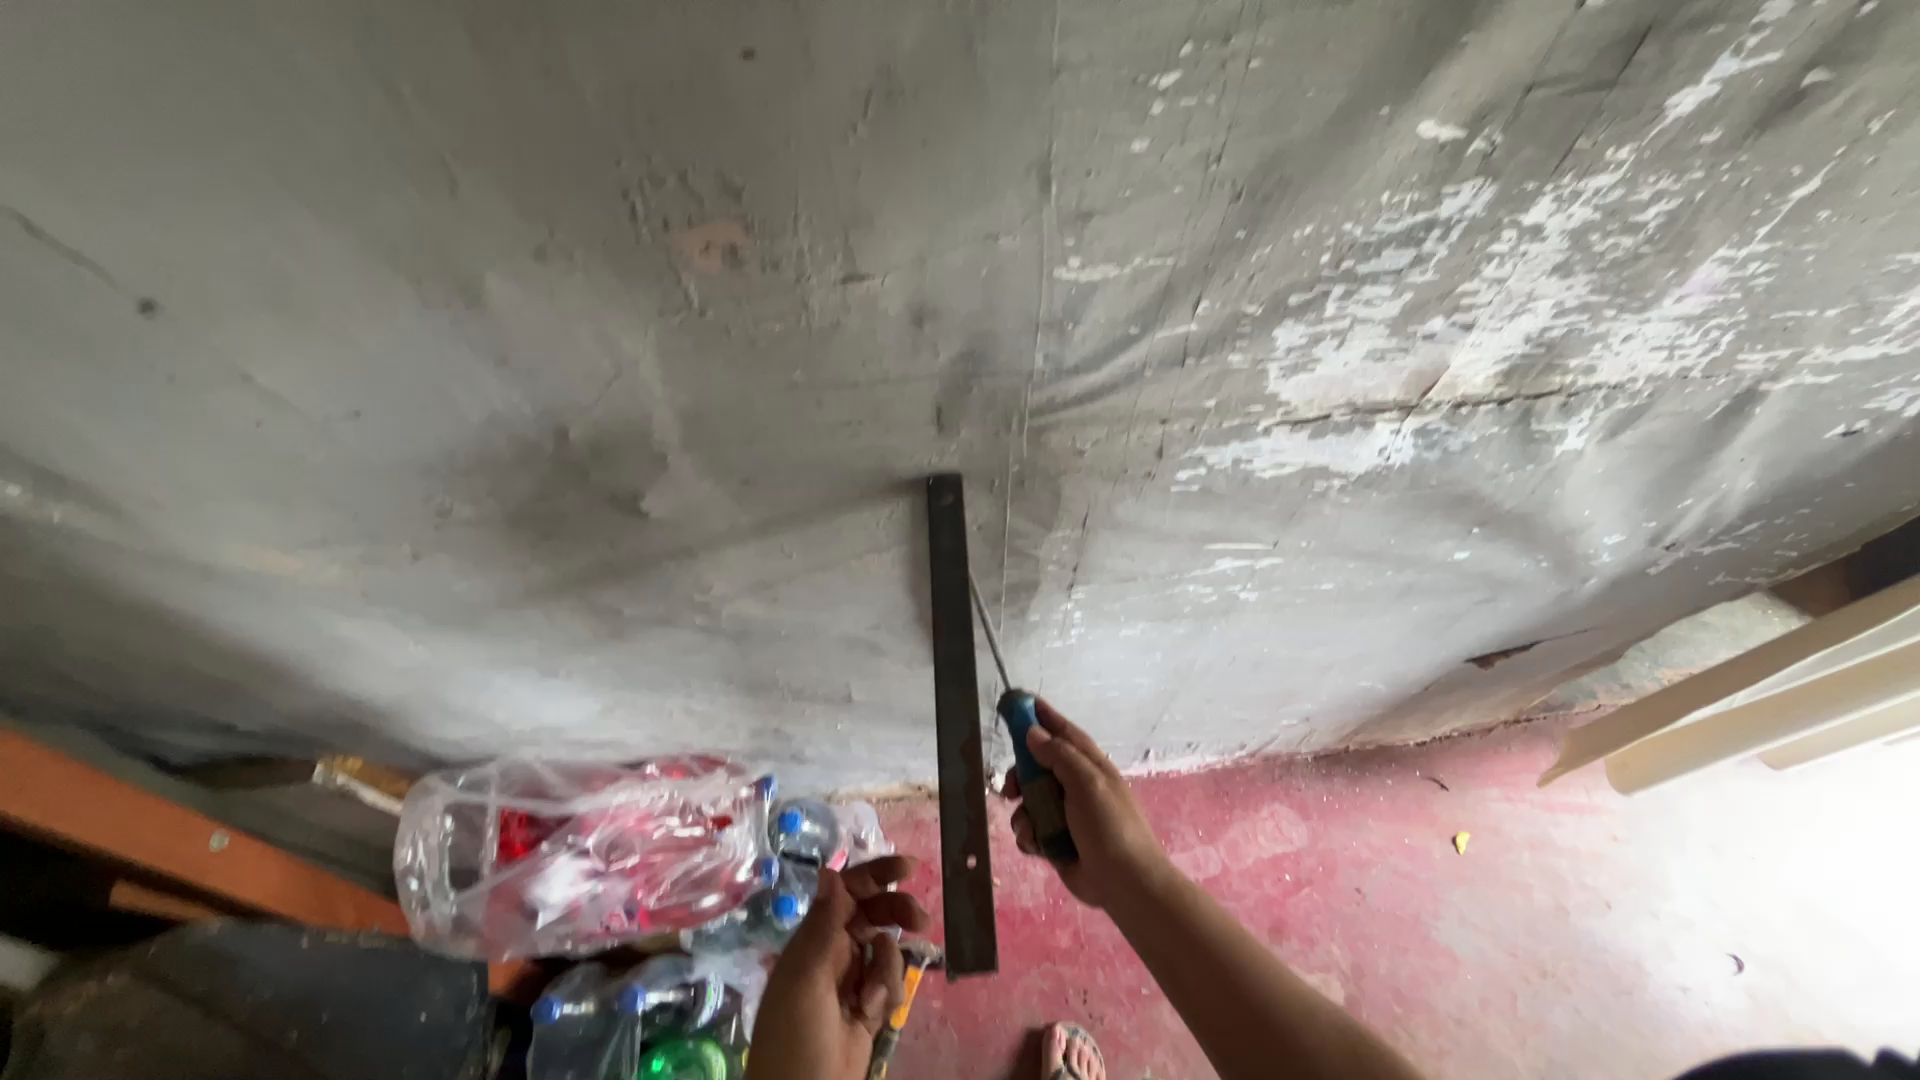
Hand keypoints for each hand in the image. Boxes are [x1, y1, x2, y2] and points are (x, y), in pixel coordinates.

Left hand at [746, 857, 930, 1079]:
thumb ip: (822, 926)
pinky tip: (875, 1015)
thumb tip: (829, 870)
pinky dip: (890, 992)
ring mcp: (851, 981)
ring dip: (889, 968)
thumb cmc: (797, 1040)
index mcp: (813, 939)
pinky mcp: (867, 1008)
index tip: (910, 868)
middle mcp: (832, 953)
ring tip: (875, 999)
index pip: (847, 892)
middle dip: (897, 915)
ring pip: (886, 950)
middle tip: (922, 922)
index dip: (876, 875)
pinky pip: (890, 983)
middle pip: (873, 915)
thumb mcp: (806, 982)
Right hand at [1006, 698, 1172, 908]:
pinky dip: (1029, 835)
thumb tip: (1033, 732)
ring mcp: (1065, 814)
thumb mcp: (1087, 783)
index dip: (1042, 716)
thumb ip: (1059, 755)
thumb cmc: (1110, 826)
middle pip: (1037, 766)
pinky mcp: (1056, 840)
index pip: (1063, 732)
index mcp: (1089, 765)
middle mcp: (1075, 785)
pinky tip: (1035, 845)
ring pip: (1029, 800)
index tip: (1018, 702)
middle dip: (1020, 775)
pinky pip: (1031, 828)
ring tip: (1028, 827)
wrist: (1125, 883)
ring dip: (1023, 812)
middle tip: (1011, 787)